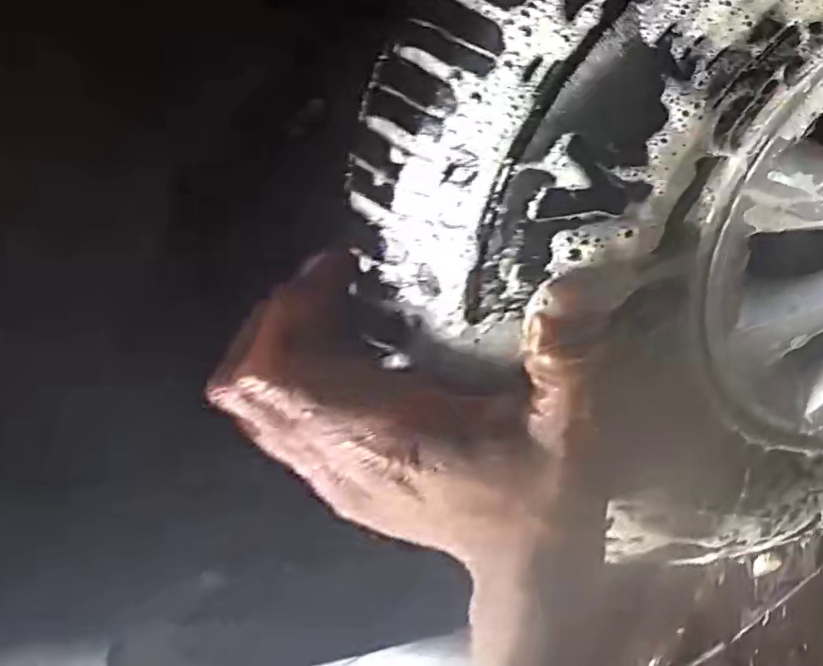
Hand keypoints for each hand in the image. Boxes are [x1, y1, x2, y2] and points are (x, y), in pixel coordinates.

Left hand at [206, 251, 604, 580]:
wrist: (530, 559)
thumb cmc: (548, 489)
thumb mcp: (572, 417)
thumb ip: (566, 354)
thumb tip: (563, 288)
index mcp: (384, 439)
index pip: (280, 377)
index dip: (290, 312)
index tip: (337, 263)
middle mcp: (340, 461)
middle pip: (250, 390)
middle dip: (278, 318)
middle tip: (336, 270)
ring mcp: (335, 476)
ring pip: (260, 409)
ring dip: (287, 343)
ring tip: (344, 296)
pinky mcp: (347, 479)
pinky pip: (289, 421)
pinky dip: (304, 372)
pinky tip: (365, 345)